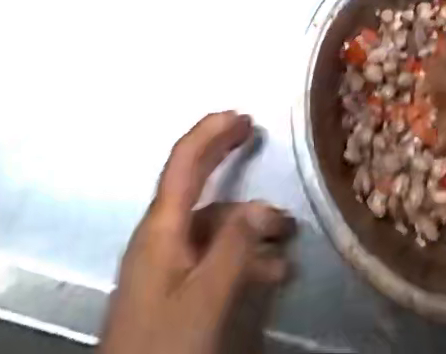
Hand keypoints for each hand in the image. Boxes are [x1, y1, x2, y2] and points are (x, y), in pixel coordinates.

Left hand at [100, 112, 297, 353]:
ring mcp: (164, 263)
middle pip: (192, 179)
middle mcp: (159, 234)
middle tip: (253, 131)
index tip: (240, 116)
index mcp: (160, 226)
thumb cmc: (163, 345)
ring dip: (245, 219)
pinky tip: (271, 270)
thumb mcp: (205, 298)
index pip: (183, 162)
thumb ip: (234, 247)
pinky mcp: (171, 289)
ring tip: (287, 229)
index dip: (210, 133)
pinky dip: (239, 253)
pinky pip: (209, 254)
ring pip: (209, 223)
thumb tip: (264, 206)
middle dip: (221, 152)